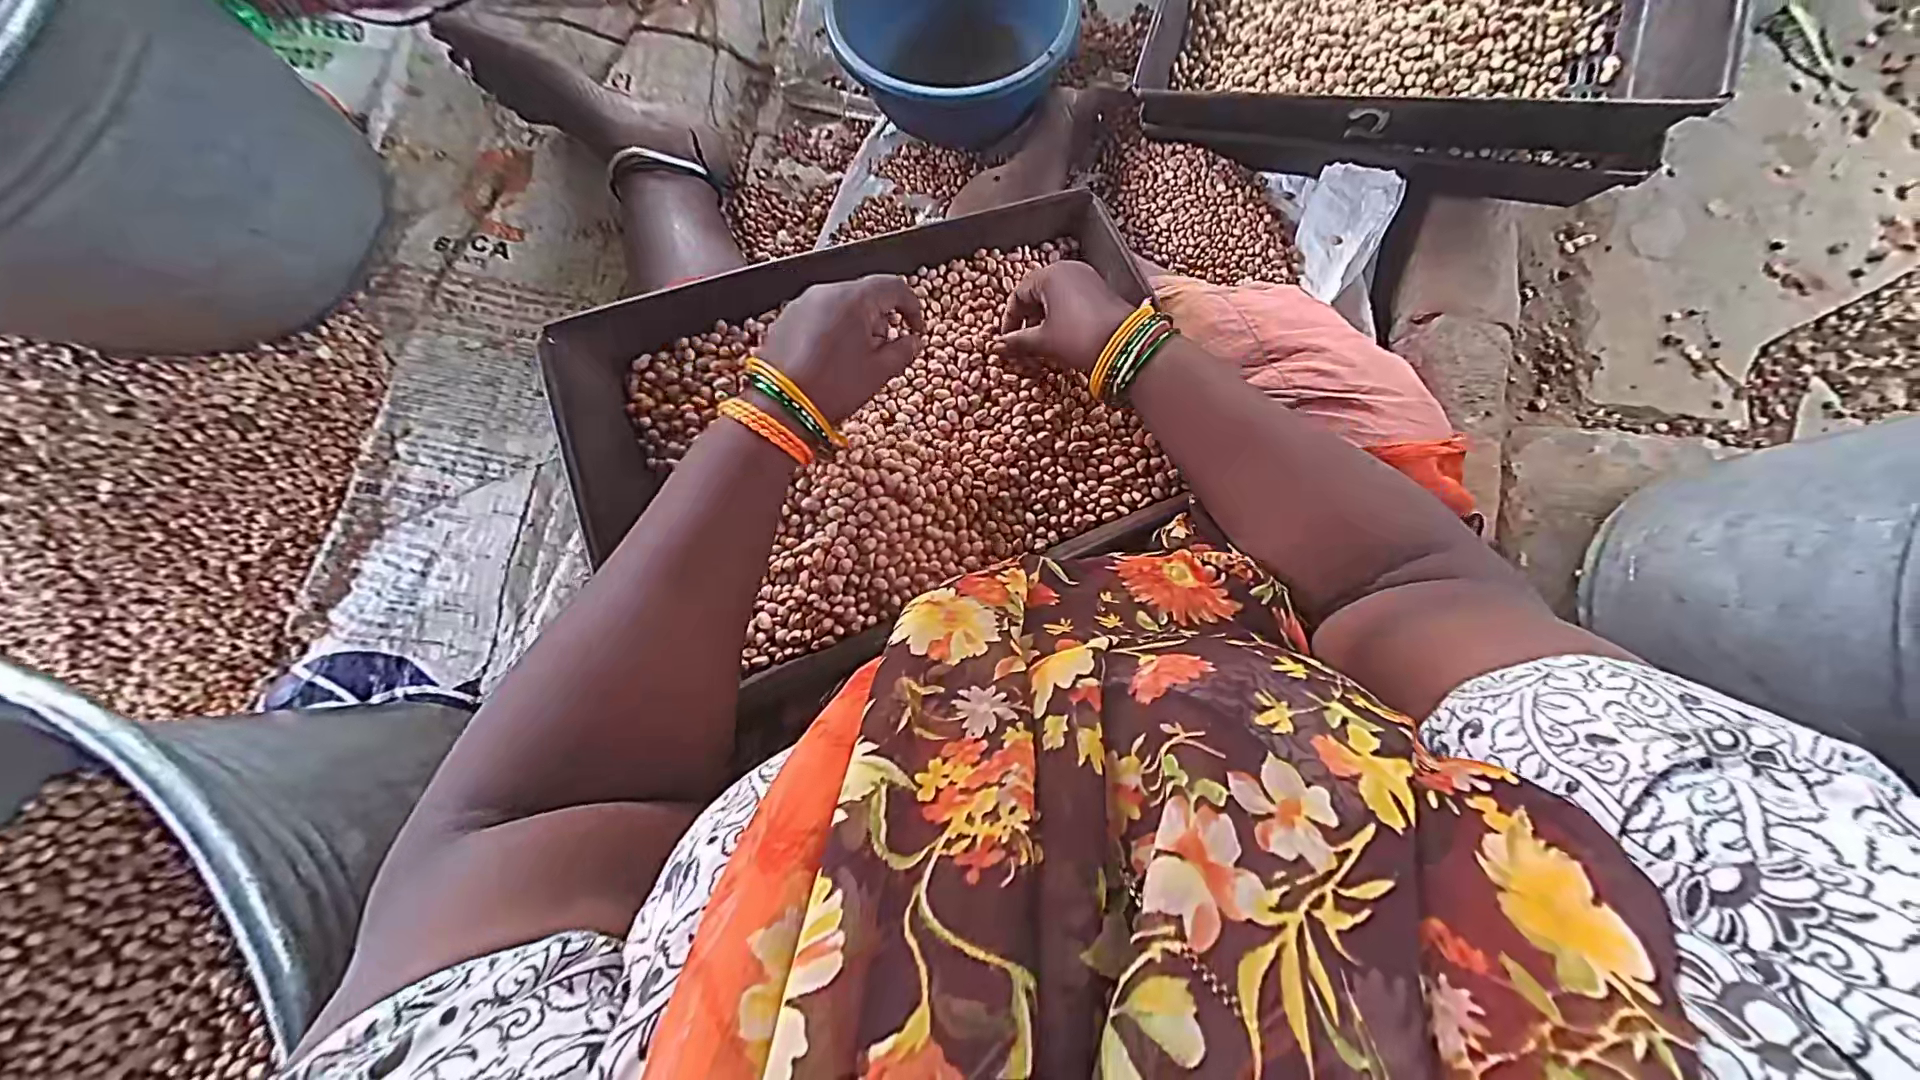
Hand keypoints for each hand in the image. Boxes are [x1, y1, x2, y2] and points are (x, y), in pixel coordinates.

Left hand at [758, 275, 924, 423]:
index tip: (916, 328)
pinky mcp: (786, 318)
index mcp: (854, 298)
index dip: (912, 307)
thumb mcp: (879, 372)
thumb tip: (912, 341)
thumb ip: (903, 351)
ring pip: (841, 304)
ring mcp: (802, 303)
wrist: (781, 406)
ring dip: (857, 326)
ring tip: (858, 359)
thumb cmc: (831, 388)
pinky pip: (820, 316)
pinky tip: (834, 359)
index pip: (894, 287)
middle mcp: (826, 291)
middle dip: (882, 319)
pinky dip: (834, 330)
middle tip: (887, 349)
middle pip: (865, 294)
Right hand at [996, 261, 1137, 373]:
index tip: (1007, 340)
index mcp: (1050, 275)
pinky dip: (1061, 317)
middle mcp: (1069, 269)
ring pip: (1054, 297)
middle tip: (1023, 343)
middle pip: (1036, 293)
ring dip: (1044, 320)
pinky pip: (1071, 300)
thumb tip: (998, 346)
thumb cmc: (1078, 338)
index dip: (1009, 320)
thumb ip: (1017, 341)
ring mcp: (1087, 278)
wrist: (1124, 346)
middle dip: (1027, 320)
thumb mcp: (1043, 341)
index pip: (1018, 294)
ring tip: (1042, 343)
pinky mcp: (1100, 290)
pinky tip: (1061, 336)